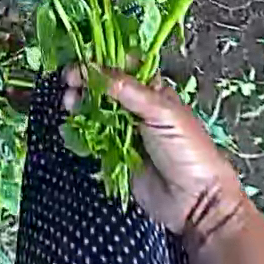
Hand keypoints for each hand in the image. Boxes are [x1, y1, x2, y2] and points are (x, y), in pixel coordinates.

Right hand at [64, 67, 254, 247]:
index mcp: (151, 88)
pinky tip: (69, 123)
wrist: (195, 202)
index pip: (121, 65)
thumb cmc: (186, 148)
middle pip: (104, 86)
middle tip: (68, 81)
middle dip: (85, 80)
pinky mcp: (115, 153)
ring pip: (96, 108)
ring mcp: (124, 129)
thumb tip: (95, 70)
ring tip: (68, 101)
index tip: (80, 61)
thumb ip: (128, 91)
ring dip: (80, 101)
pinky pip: (93, 136)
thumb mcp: (161, 112)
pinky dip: (79, 128)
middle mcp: (135, 104)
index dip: (100, 61)